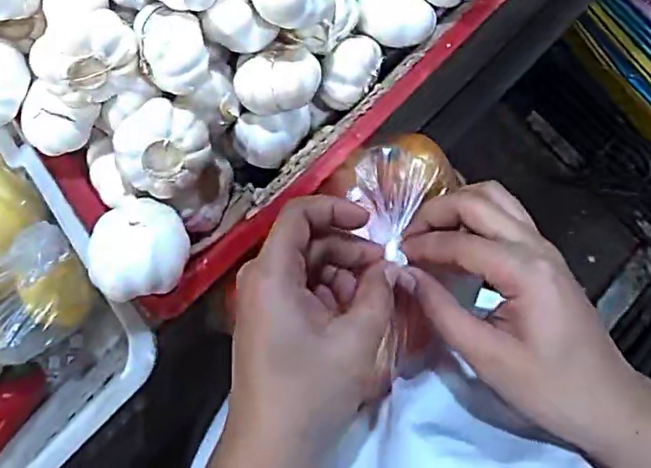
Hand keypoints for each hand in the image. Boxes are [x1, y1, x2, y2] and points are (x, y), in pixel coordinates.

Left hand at [213, 195, 396, 465]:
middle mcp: (260, 277)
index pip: (299, 212)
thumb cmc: (309, 391)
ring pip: (307, 265)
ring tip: (372, 297)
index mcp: (271, 271)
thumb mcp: (356, 340)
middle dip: (348, 248)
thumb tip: (390, 267)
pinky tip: (354, 315)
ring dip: (342, 273)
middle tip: (383, 267)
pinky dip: (329, 293)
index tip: (368, 220)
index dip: (335, 207)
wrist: (269, 452)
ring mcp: (262, 300)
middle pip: (307, 239)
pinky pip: (301, 288)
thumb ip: (378, 293)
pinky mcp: (268, 320)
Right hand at [401, 182, 650, 466]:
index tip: (396, 255)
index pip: (461, 242)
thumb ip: (443, 313)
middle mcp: (535, 244)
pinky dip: (476, 212)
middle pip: (477, 200)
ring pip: (494, 196)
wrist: (611, 404)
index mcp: (525, 269)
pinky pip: (506, 212)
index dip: (424, 245)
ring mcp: (544, 244)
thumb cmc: (552, 389)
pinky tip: (459, 237)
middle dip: (437, 211)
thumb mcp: (490, 361)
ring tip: (431, 231)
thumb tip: (406, 275)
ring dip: (458, 204)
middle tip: (409, 236)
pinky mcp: (545, 253)